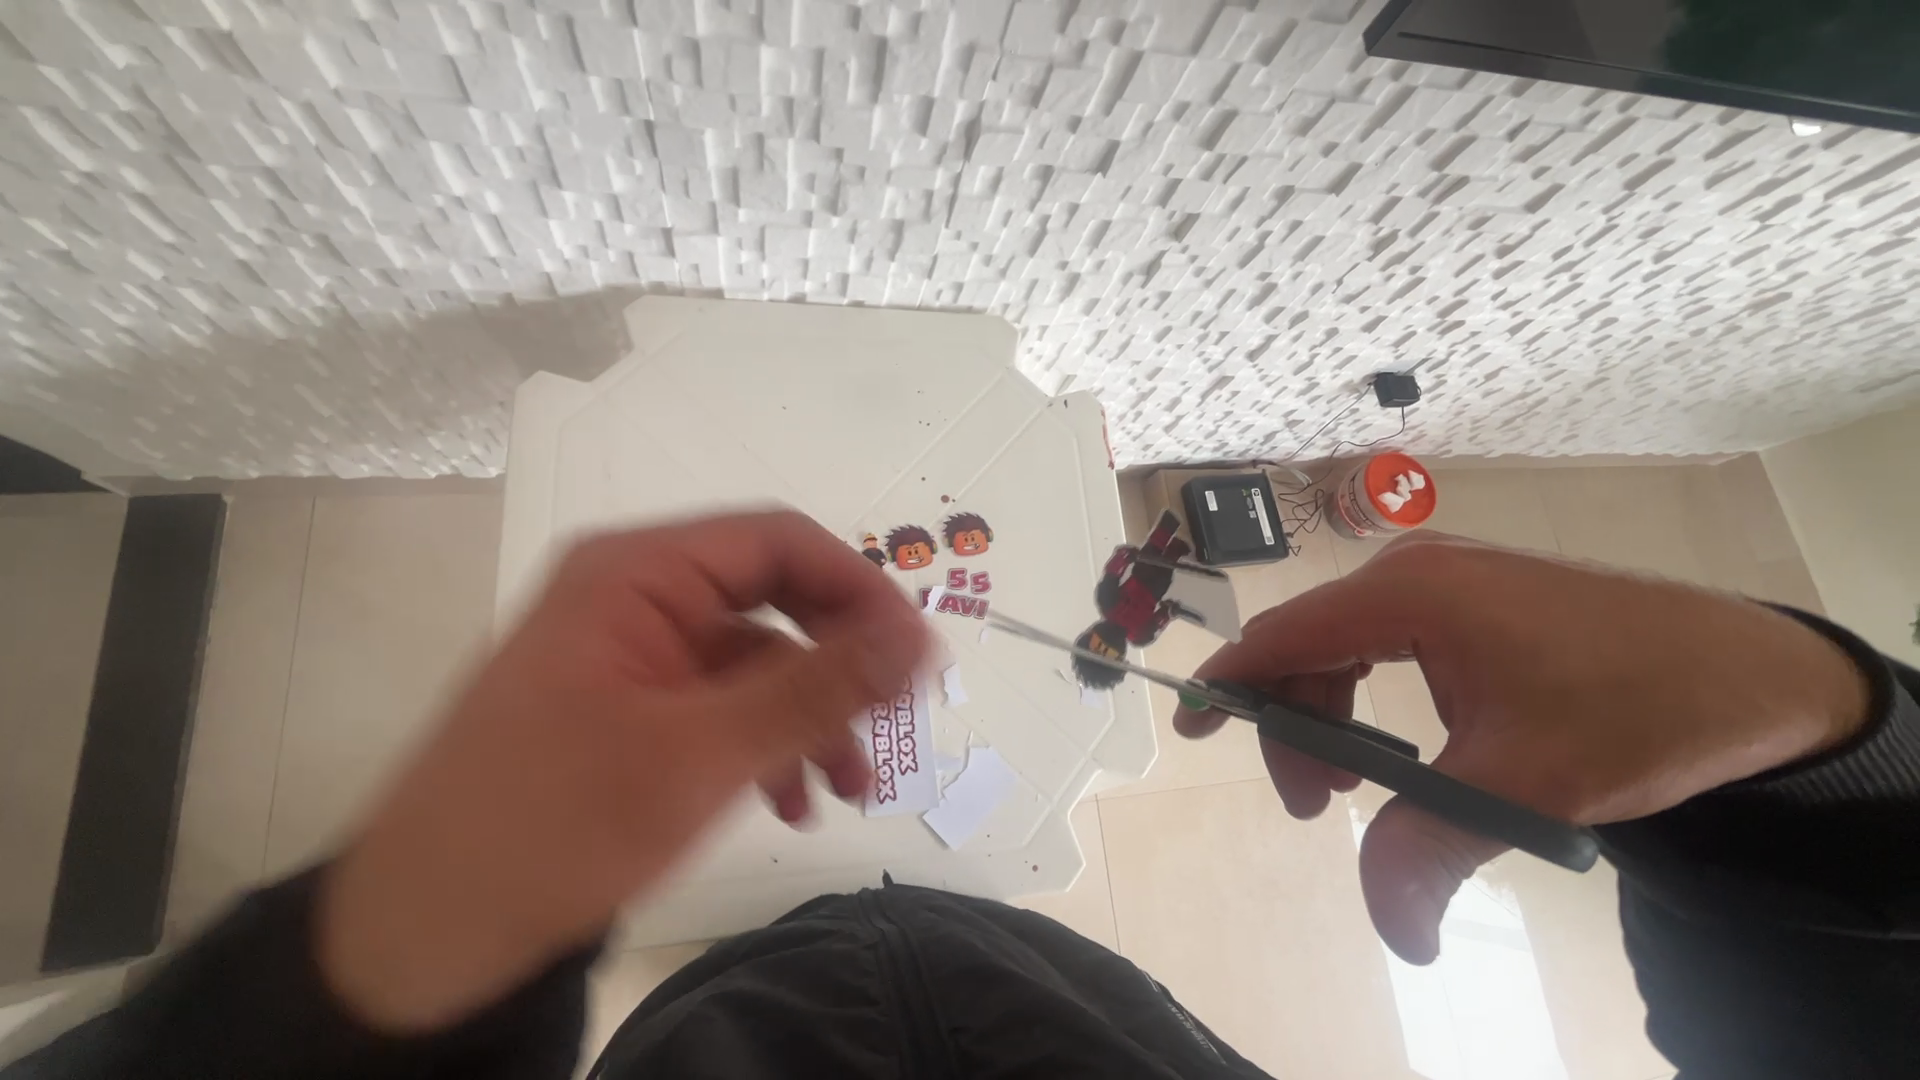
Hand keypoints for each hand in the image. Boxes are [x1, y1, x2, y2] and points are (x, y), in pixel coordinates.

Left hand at [316, 512, 929, 1031]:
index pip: (779, 543)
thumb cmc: (552, 827)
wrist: (420, 940)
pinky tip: (793, 804)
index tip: (915, 654)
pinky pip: (725, 707)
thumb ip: (817, 688)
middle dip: (840, 667)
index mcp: (639, 574)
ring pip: (759, 663)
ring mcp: (637, 655)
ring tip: (850, 789)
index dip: (859, 588)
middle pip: (775, 602)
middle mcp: (639, 597)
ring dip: (813, 719)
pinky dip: (769, 747)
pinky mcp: (635, 709)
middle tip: (893, 720)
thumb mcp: (701, 755)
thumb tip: (920, 638)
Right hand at [1174, 531, 1869, 964]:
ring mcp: (1435, 577)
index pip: (1284, 634)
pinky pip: (1378, 641)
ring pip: (1340, 646)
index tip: (1191, 728)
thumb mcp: (1528, 785)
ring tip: (1359, 788)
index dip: (1228, 681)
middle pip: (1307, 647)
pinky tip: (1397, 743)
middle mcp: (1407, 572)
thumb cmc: (1635, 712)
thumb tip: (1395, 938)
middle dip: (1297, 726)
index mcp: (1408, 595)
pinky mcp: (1461, 594)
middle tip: (1321, 806)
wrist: (1760, 676)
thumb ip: (1434, 849)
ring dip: (1332, 716)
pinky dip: (1366, 695)